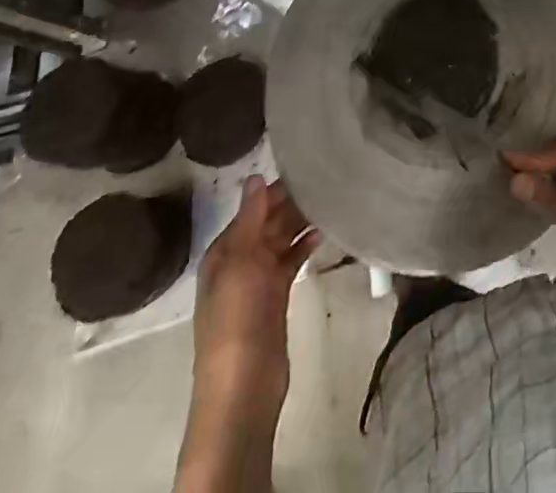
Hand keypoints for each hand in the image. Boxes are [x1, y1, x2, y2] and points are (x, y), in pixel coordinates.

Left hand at [193, 176, 319, 397]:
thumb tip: (254, 177)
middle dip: (292, 204)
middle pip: (268, 223)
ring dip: (301, 223)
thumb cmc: (236, 319)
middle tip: (327, 182)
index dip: (276, 191)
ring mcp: (259, 280)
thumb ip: (249, 220)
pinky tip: (323, 236)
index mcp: (224, 250)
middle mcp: (239, 261)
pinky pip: (290, 262)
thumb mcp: (239, 263)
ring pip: (282, 241)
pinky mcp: (276, 297)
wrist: (243, 383)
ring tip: (330, 203)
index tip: (308, 170)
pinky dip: (304, 248)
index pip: (253, 209)